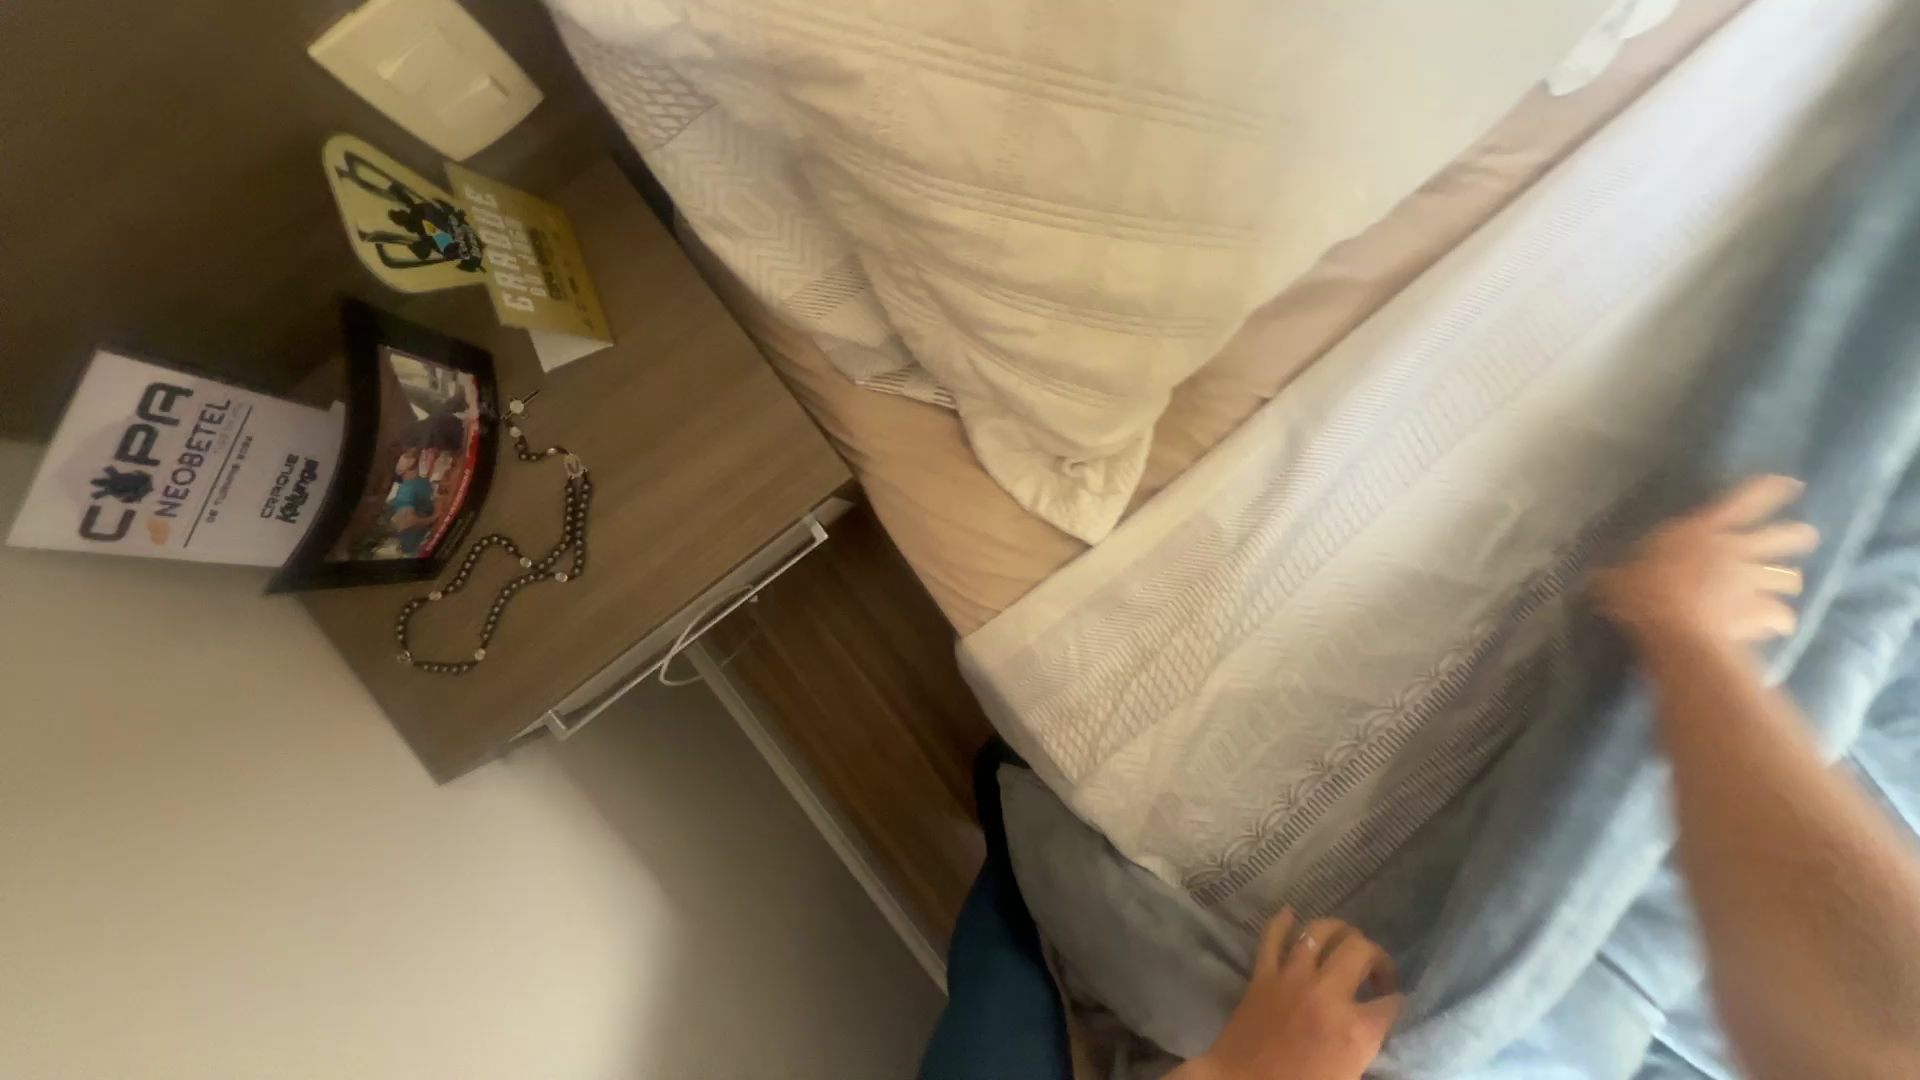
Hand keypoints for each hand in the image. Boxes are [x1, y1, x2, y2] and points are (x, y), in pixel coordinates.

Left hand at [1179, 909, 1402, 1079]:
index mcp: (1356, 1032)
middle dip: (1377, 956)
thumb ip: (1366, 1050)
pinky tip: (1290, 914)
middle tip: (1375, 973)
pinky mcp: (1262, 973)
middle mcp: (1327, 995)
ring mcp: (1292, 978)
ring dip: (1338, 931)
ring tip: (1346, 942)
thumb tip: (1375, 1027)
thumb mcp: (1350, 1079)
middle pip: (1360, 950)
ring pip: (1319, 932)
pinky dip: (1282, 922)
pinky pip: (1272, 937)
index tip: (1395, 1002)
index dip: (1399, 1001)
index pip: (1392, 1004)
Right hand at [1593, 475, 1819, 648]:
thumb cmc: (1639, 593)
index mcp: (1701, 532)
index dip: (1767, 490)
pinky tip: (1769, 626)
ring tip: (1775, 590)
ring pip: (1790, 578)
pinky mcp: (1765, 612)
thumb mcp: (1616, 578)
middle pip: (1786, 535)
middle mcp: (1737, 550)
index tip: (1789, 483)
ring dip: (1783, 583)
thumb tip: (1602, 577)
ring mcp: (1755, 582)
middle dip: (1797, 536)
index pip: (1741, 501)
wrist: (1674, 631)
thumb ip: (1621, 573)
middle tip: (1800, 539)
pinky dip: (1776, 620)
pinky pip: (1781, 616)